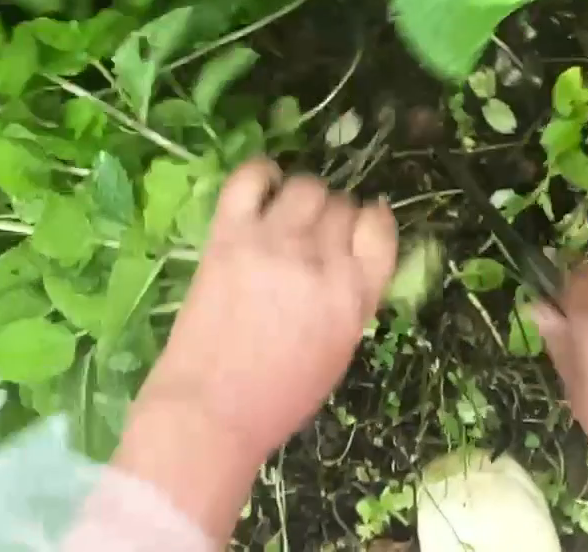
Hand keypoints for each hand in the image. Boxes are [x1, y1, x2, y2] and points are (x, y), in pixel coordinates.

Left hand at [110, 159, 396, 538]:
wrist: (208, 412)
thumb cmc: (279, 395)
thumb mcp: (340, 348)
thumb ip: (354, 294)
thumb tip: (355, 247)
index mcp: (354, 296)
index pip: (379, 228)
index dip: (369, 224)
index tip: (357, 231)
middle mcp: (318, 260)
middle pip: (341, 206)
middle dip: (334, 219)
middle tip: (313, 238)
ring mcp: (273, 241)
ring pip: (306, 187)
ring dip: (304, 199)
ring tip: (289, 217)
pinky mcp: (229, 233)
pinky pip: (251, 178)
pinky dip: (262, 174)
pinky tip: (264, 187)